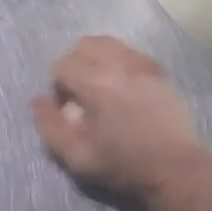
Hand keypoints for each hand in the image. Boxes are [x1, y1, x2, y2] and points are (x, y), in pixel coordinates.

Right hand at [31, 36, 211, 200]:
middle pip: (82, 45)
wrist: (174, 167)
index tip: (67, 110)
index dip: (58, 87)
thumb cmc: (124, 164)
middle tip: (79, 93)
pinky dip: (116, 59)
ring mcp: (139, 62)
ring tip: (98, 85)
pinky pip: (127, 50)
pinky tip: (121, 84)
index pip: (62, 65)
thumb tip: (37, 100)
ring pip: (106, 42)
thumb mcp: (78, 156)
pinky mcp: (155, 67)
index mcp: (96, 83)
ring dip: (94, 58)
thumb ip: (50, 127)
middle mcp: (117, 63)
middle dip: (73, 65)